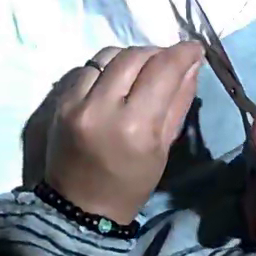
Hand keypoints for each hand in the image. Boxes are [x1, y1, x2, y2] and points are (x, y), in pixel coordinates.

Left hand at [44, 43, 203, 224]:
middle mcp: (102, 107)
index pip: (163, 70)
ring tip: (143, 69)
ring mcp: (76, 102)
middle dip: (159, 52)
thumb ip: (178, 101)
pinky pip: (89, 67)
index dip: (183, 53)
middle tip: (171, 62)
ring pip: (109, 55)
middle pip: (135, 56)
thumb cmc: (131, 184)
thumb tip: (192, 65)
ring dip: (132, 56)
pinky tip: (117, 80)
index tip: (195, 48)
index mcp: (135, 126)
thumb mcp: (163, 147)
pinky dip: (108, 67)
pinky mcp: (60, 100)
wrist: (79, 206)